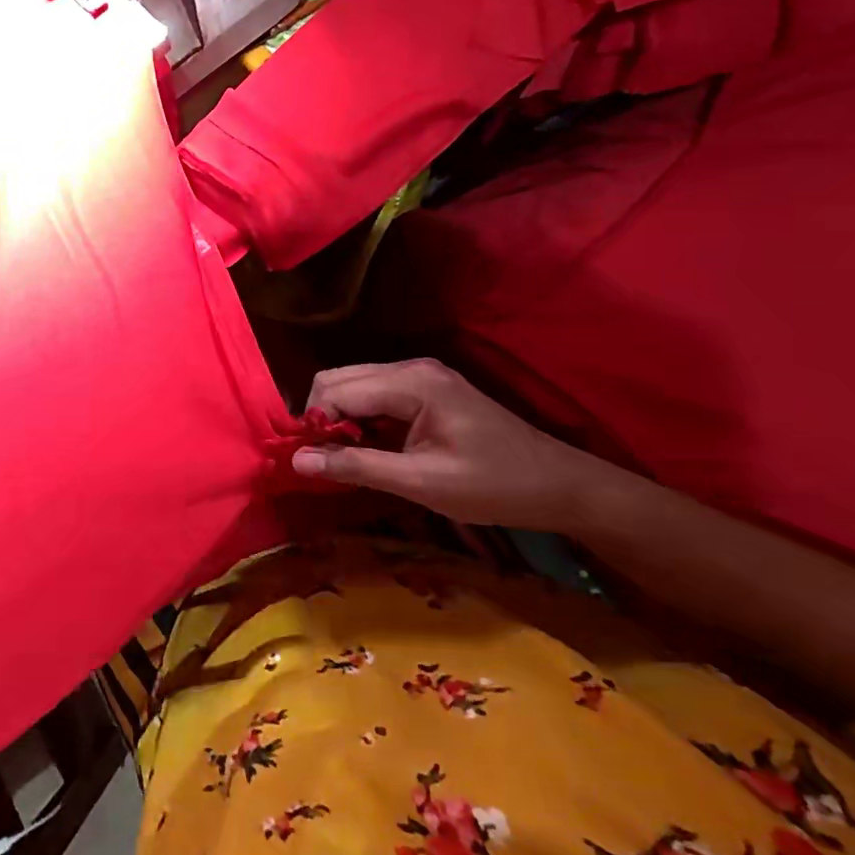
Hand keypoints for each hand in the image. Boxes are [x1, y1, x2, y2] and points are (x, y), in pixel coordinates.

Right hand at [292, 359, 635, 531]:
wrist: (558, 485)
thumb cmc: (494, 486)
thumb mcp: (422, 483)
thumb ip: (357, 467)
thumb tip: (296, 460)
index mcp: (412, 383)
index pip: (334, 389)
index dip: (313, 423)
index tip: (311, 461)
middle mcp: (410, 368)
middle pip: (337, 379)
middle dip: (321, 417)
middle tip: (327, 460)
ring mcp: (418, 375)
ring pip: (350, 385)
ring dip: (338, 418)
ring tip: (347, 457)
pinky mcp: (424, 388)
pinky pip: (371, 394)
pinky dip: (358, 418)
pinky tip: (369, 447)